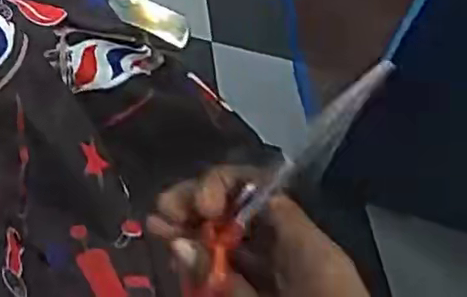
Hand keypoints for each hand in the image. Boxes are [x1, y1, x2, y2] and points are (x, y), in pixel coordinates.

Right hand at [149, 167, 368, 296]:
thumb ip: (226, 281)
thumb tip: (176, 242)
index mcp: (307, 246)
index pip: (256, 186)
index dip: (218, 185)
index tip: (198, 208)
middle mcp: (297, 253)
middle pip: (237, 210)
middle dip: (194, 209)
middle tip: (160, 218)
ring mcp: (289, 282)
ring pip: (233, 242)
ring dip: (194, 236)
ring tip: (158, 236)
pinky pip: (240, 273)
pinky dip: (210, 268)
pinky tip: (183, 268)